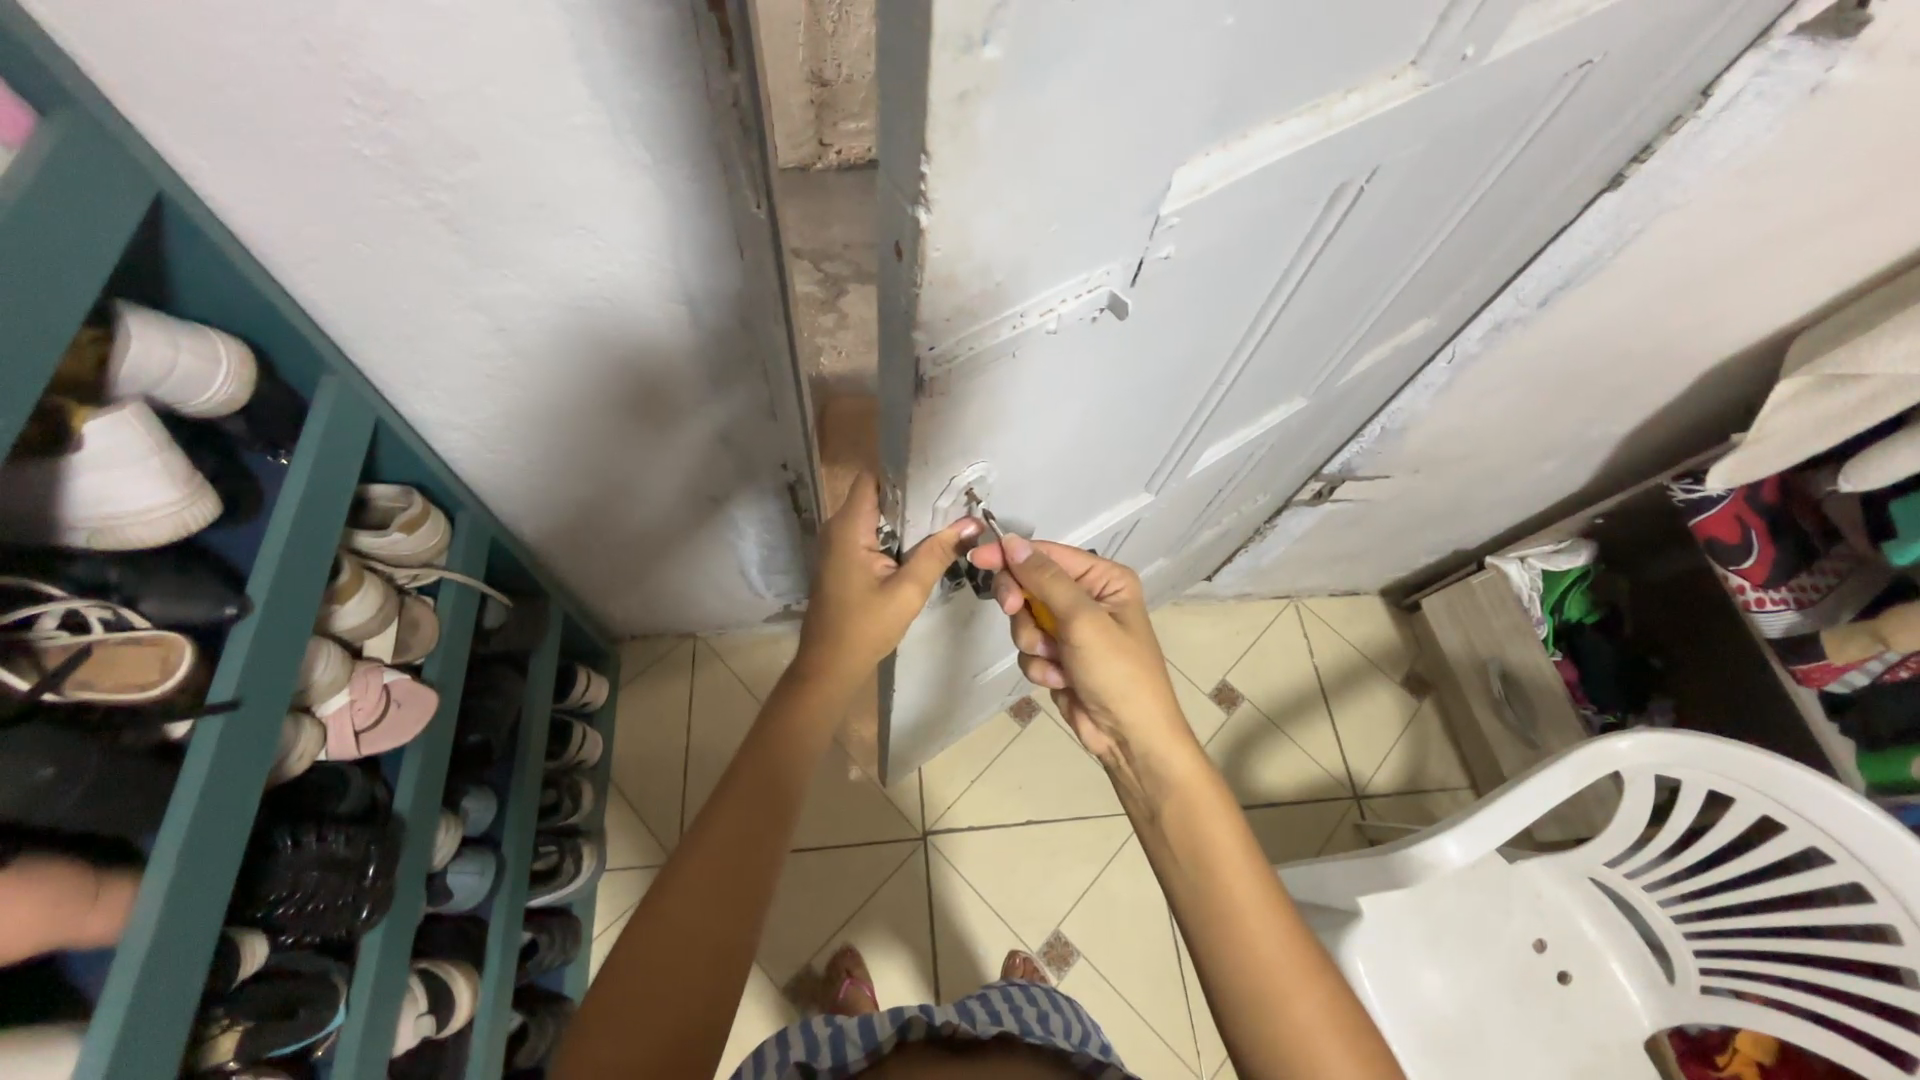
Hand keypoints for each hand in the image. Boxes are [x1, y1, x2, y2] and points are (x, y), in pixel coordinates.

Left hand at [796, 472, 980, 684]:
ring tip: (945, 512)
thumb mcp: (908, 591)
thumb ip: (938, 553)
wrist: (830, 665)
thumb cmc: (865, 628)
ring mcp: (839, 543)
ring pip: (876, 514)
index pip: (873, 478)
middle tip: (952, 494)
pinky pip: (872, 533)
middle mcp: (839, 527)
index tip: (938, 473)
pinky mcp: (844, 558)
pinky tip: (923, 538)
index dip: (903, 471)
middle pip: (877, 494)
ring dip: (906, 515)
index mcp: (849, 527)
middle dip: (913, 493)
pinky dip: (895, 532)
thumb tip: (972, 523)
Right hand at [967, 536, 1192, 770]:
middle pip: (1030, 585)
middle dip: (1022, 606)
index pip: (1047, 555)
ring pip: (1025, 621)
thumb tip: (1011, 542)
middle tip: (1013, 611)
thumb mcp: (1082, 619)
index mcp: (1104, 579)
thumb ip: (1045, 579)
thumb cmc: (1117, 671)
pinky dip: (1040, 666)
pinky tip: (1061, 680)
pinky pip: (1030, 650)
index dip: (1011, 555)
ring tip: (1056, 662)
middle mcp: (1087, 598)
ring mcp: (1071, 630)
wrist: (1129, 736)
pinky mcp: (1059, 658)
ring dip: (1034, 643)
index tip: (977, 558)